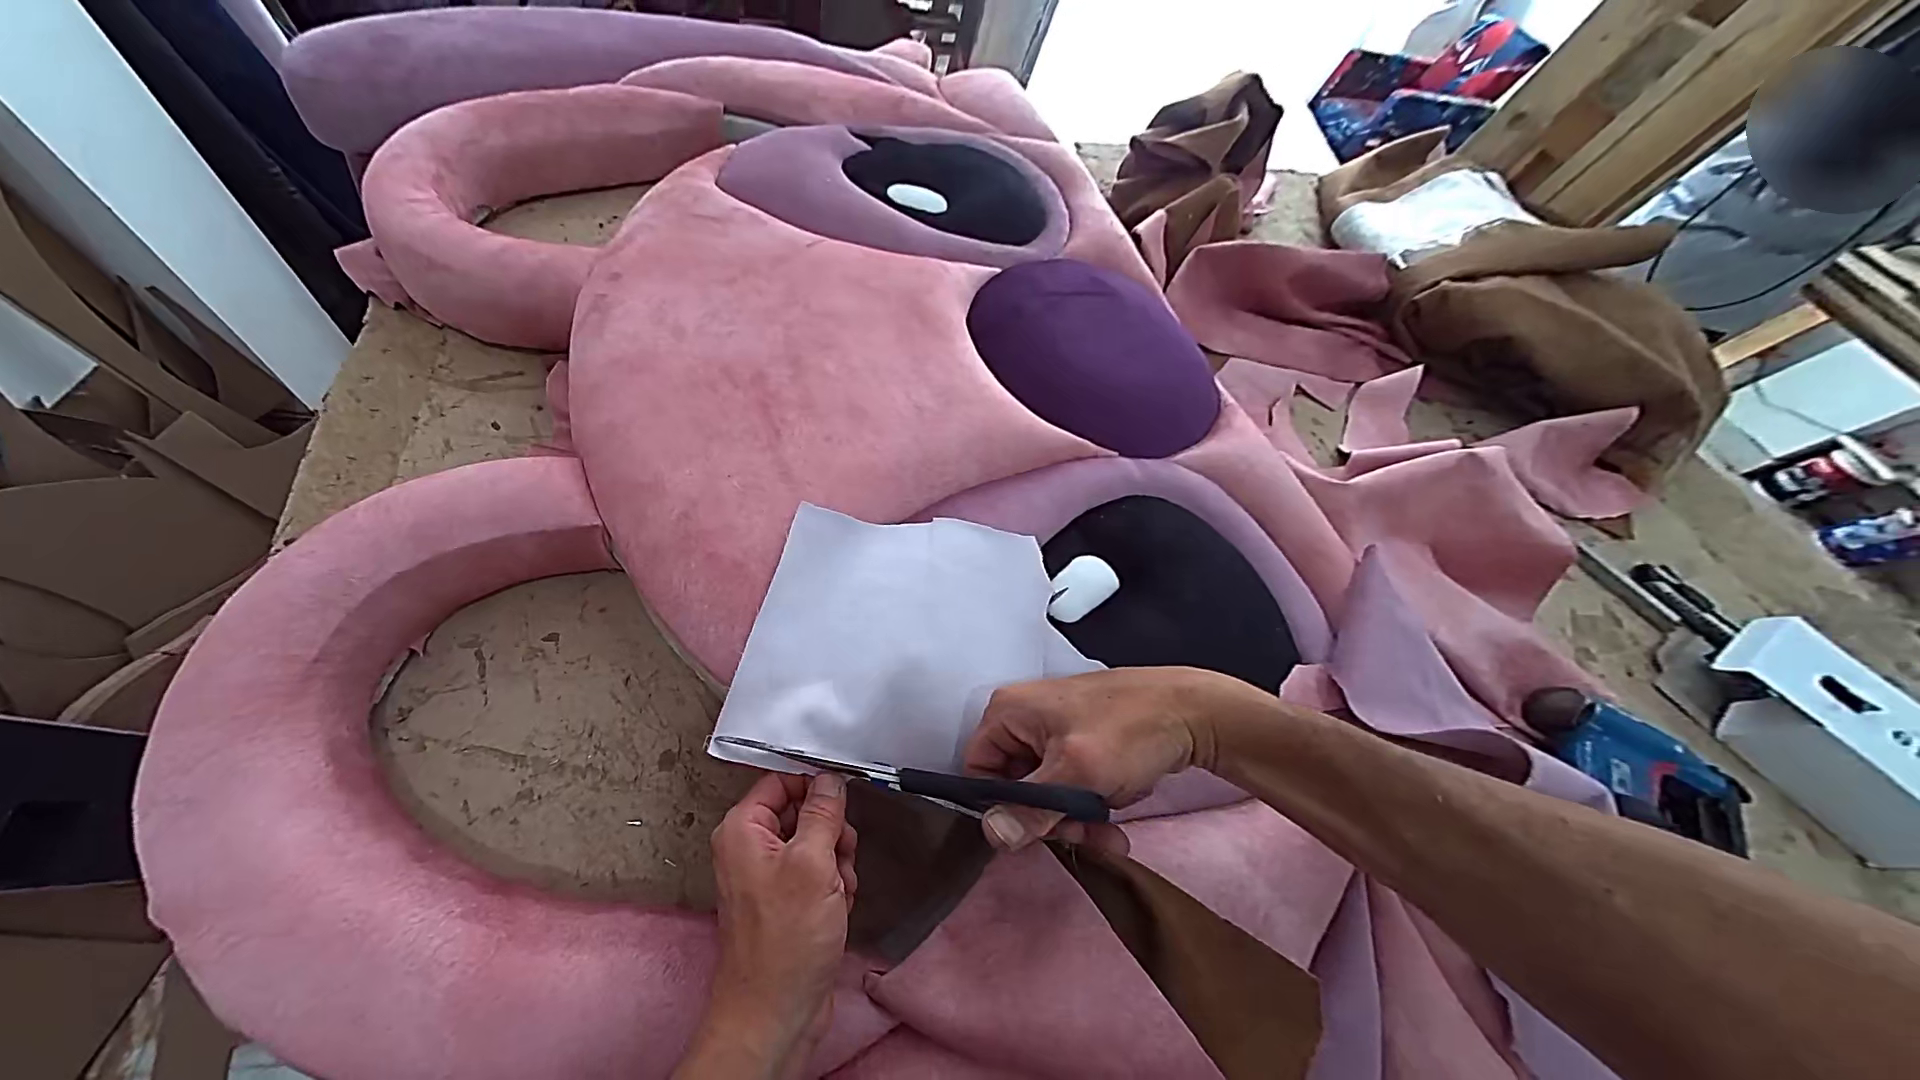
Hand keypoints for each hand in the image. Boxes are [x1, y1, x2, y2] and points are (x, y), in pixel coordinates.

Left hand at [675, 772, 857, 1079]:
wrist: (777, 1014)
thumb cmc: (785, 942)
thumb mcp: (812, 862)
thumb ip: (823, 813)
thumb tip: (829, 781)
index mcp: (743, 829)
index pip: (781, 781)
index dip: (813, 786)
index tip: (840, 799)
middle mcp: (751, 848)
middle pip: (804, 811)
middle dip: (831, 833)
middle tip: (838, 856)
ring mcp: (769, 875)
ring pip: (818, 842)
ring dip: (837, 862)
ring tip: (835, 890)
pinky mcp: (786, 899)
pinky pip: (819, 871)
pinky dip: (833, 884)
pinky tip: (835, 906)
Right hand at [964, 666, 1260, 855]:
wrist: (1193, 711)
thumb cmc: (1128, 732)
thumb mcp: (1075, 775)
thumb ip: (1031, 809)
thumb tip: (990, 835)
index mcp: (1009, 710)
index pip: (977, 768)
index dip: (1000, 806)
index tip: (1034, 830)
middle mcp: (1026, 715)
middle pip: (1013, 782)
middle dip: (1046, 817)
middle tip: (1078, 835)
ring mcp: (1055, 727)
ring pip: (1045, 788)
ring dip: (1072, 818)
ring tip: (1106, 835)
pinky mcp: (1081, 740)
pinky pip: (1070, 781)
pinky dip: (1088, 804)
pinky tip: (1115, 819)